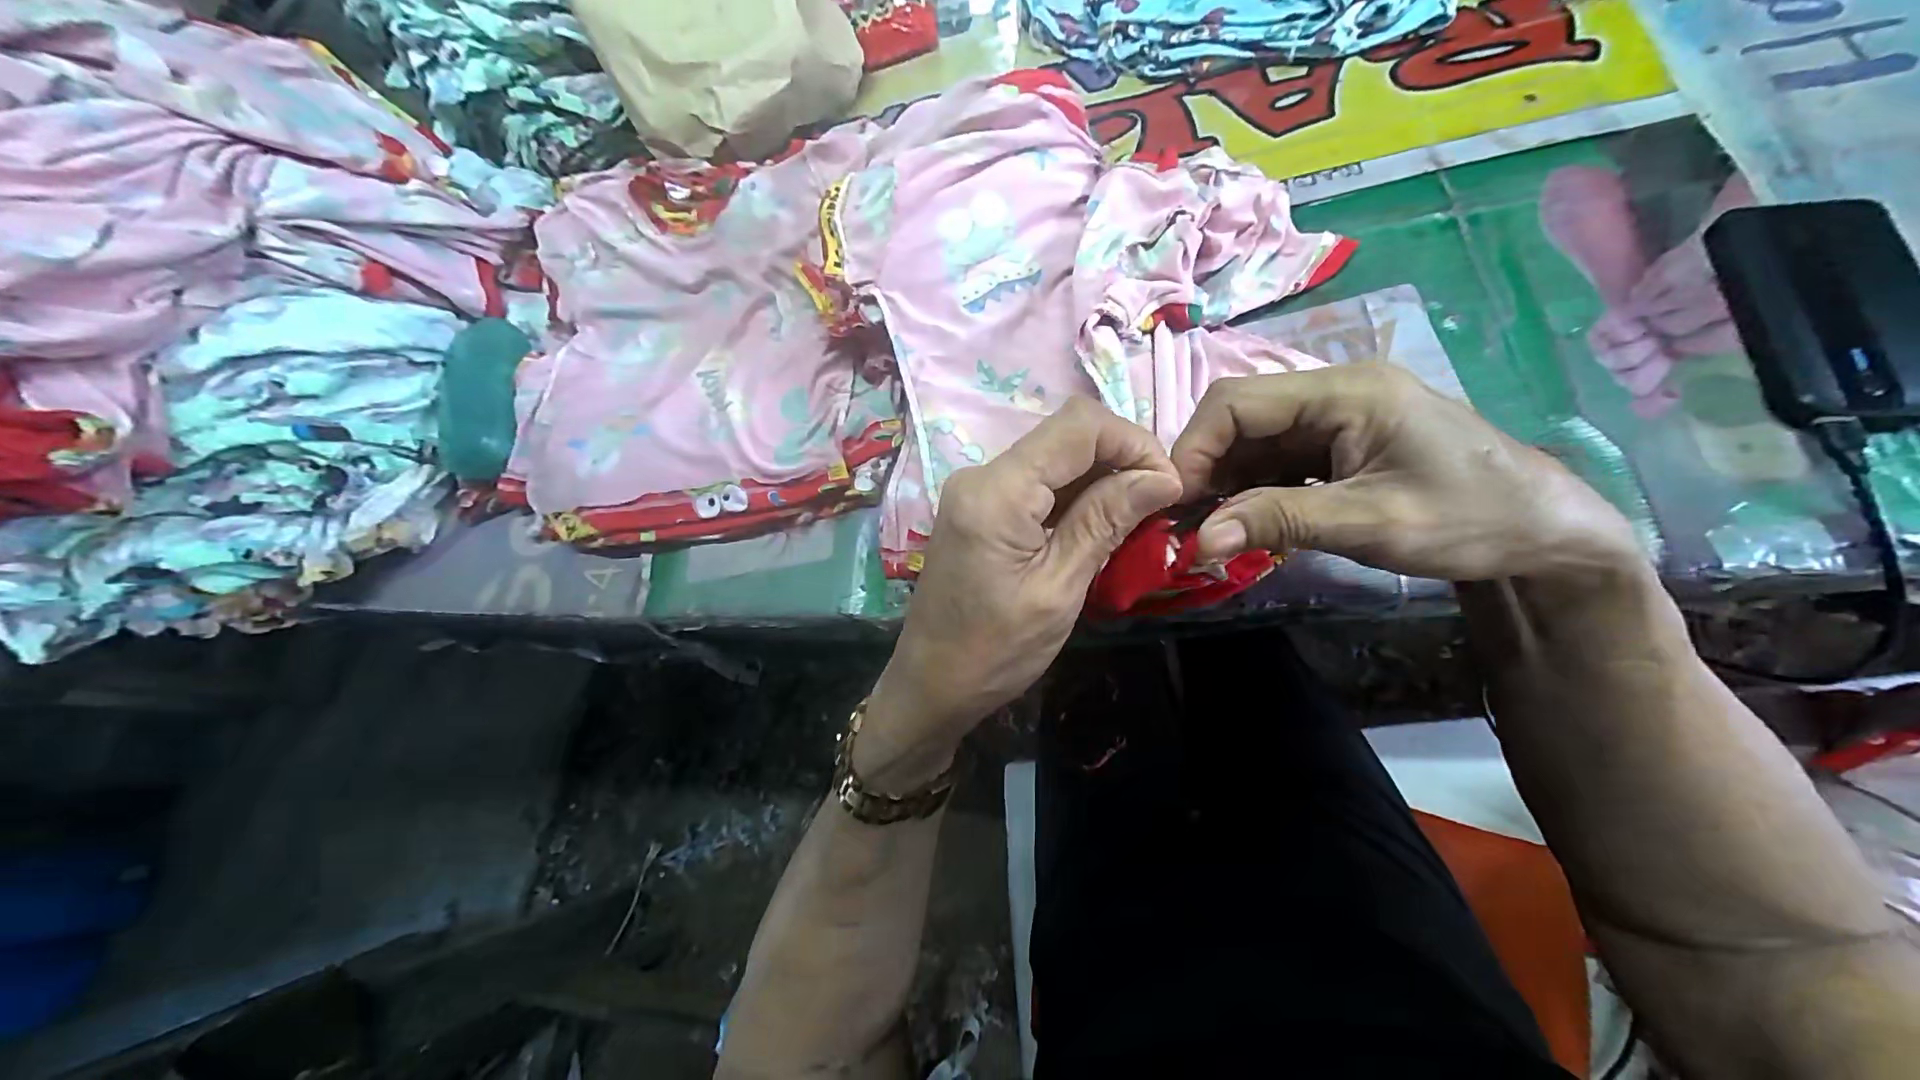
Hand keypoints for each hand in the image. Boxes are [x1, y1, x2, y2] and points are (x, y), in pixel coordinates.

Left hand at [860, 399, 1182, 788]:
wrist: (932, 683)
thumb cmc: (996, 651)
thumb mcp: (1059, 589)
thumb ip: (1105, 521)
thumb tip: (1163, 477)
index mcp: (996, 491)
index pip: (1078, 426)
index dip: (1133, 443)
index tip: (1169, 486)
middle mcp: (981, 475)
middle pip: (1066, 435)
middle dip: (1121, 458)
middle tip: (1158, 504)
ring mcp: (976, 489)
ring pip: (1054, 456)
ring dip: (1101, 477)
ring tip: (1136, 517)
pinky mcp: (979, 507)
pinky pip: (1036, 481)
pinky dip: (1074, 493)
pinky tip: (1098, 523)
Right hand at [1168, 365, 1644, 584]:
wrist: (1547, 535)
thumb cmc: (1472, 519)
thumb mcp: (1371, 522)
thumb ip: (1279, 522)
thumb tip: (1198, 541)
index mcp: (1345, 390)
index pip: (1236, 400)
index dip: (1193, 447)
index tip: (1175, 502)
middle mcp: (1333, 392)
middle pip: (1239, 417)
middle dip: (1204, 467)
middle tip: (1185, 521)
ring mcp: (1336, 418)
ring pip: (1252, 440)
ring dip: (1225, 482)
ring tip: (1210, 527)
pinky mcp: (1339, 444)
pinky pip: (1275, 459)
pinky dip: (1251, 490)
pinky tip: (1245, 520)